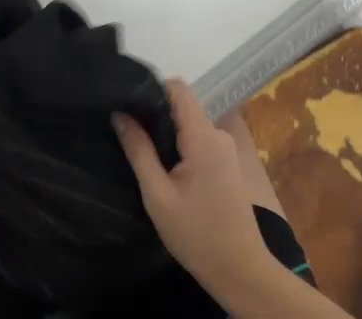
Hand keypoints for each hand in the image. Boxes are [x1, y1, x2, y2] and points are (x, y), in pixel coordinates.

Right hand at [113, 79, 272, 296]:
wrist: (241, 272)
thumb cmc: (196, 234)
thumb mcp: (157, 194)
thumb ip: (138, 150)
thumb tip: (120, 114)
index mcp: (203, 137)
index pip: (178, 89)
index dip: (151, 88)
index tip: (125, 100)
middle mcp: (218, 135)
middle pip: (181, 106)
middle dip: (153, 113)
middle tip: (124, 128)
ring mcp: (226, 150)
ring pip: (188, 125)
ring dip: (165, 132)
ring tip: (138, 146)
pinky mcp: (227, 164)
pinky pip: (197, 140)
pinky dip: (178, 145)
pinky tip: (161, 164)